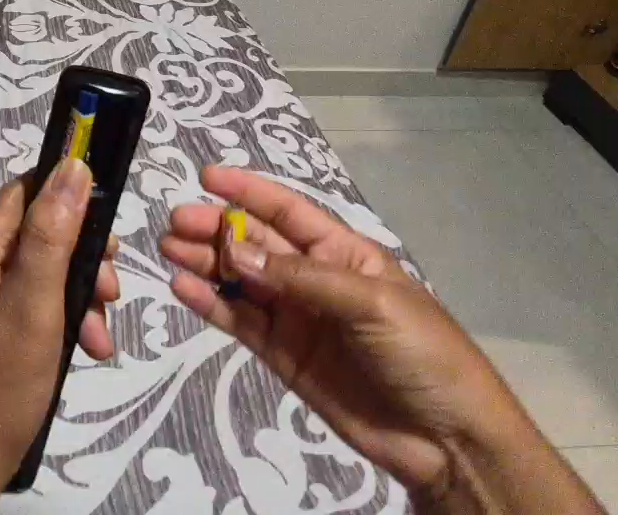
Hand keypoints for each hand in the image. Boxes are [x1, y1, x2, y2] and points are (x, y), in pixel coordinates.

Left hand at [0, 159, 119, 513]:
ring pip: (45, 263)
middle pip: (42, 226)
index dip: (73, 200)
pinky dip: (65, 314)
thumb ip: (53, 234)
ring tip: (102, 331)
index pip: (30, 189)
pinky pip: (36, 294)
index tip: (111, 236)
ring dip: (80, 291)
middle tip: (112, 291)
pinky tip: (90, 346)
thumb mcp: (34, 305)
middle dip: (83, 256)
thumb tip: (73, 164)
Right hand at [162, 166, 557, 504]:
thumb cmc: (423, 352)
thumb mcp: (371, 302)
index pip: (287, 210)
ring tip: (169, 249)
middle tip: (176, 221)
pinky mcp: (282, 355)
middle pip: (254, 242)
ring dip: (205, 262)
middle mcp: (311, 276)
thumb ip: (300, 277)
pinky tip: (183, 288)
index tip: (205, 177)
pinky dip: (209, 304)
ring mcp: (294, 316)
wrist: (448, 442)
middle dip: (216, 227)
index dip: (248, 191)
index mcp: (341, 251)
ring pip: (239, 279)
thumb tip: (235, 251)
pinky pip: (239, 322)